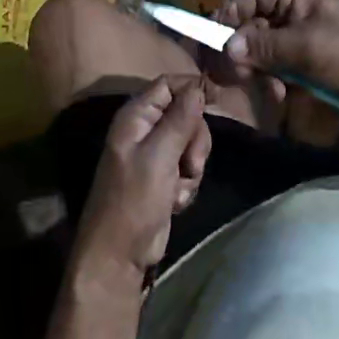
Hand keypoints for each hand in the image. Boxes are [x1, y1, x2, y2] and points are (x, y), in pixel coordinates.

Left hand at [72, 75, 211, 275]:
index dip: (192, 88)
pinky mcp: (164, 176)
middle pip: (186, 113)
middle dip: (195, 138)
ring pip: (191, 141)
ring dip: (192, 165)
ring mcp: (155, 153)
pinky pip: (188, 166)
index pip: (169, 84)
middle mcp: (145, 129)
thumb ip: (180, 119)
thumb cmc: (134, 199)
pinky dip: (186, 183)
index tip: (218, 98)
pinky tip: (175, 200)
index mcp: (136, 116)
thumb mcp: (160, 156)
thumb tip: (198, 87)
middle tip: (191, 162)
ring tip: (179, 186)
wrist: (120, 254)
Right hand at [218, 0, 338, 106]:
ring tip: (272, 90)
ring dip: (262, 70)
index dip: (231, 14)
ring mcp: (301, 37)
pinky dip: (276, 80)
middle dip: (247, 50)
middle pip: (256, 26)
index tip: (211, 35)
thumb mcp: (304, 47)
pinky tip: (282, 96)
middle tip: (239, 74)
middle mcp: (295, 12)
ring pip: (265, 50)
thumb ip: (264, 46)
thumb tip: (227, 46)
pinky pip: (280, 66)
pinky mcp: (307, 60)